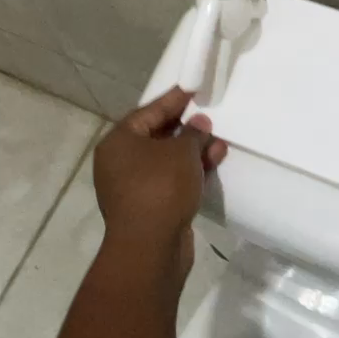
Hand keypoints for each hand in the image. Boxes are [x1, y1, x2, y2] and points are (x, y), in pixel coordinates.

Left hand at [92, 87, 228, 278]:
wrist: (150, 249)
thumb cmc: (161, 188)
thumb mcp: (182, 152)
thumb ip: (193, 133)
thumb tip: (198, 124)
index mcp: (119, 142)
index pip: (149, 111)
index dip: (174, 100)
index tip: (194, 89)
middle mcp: (119, 162)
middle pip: (157, 136)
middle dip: (186, 129)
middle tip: (210, 119)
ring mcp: (131, 187)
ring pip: (166, 161)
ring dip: (192, 153)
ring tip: (219, 144)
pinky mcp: (147, 208)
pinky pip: (169, 181)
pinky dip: (189, 173)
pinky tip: (212, 166)